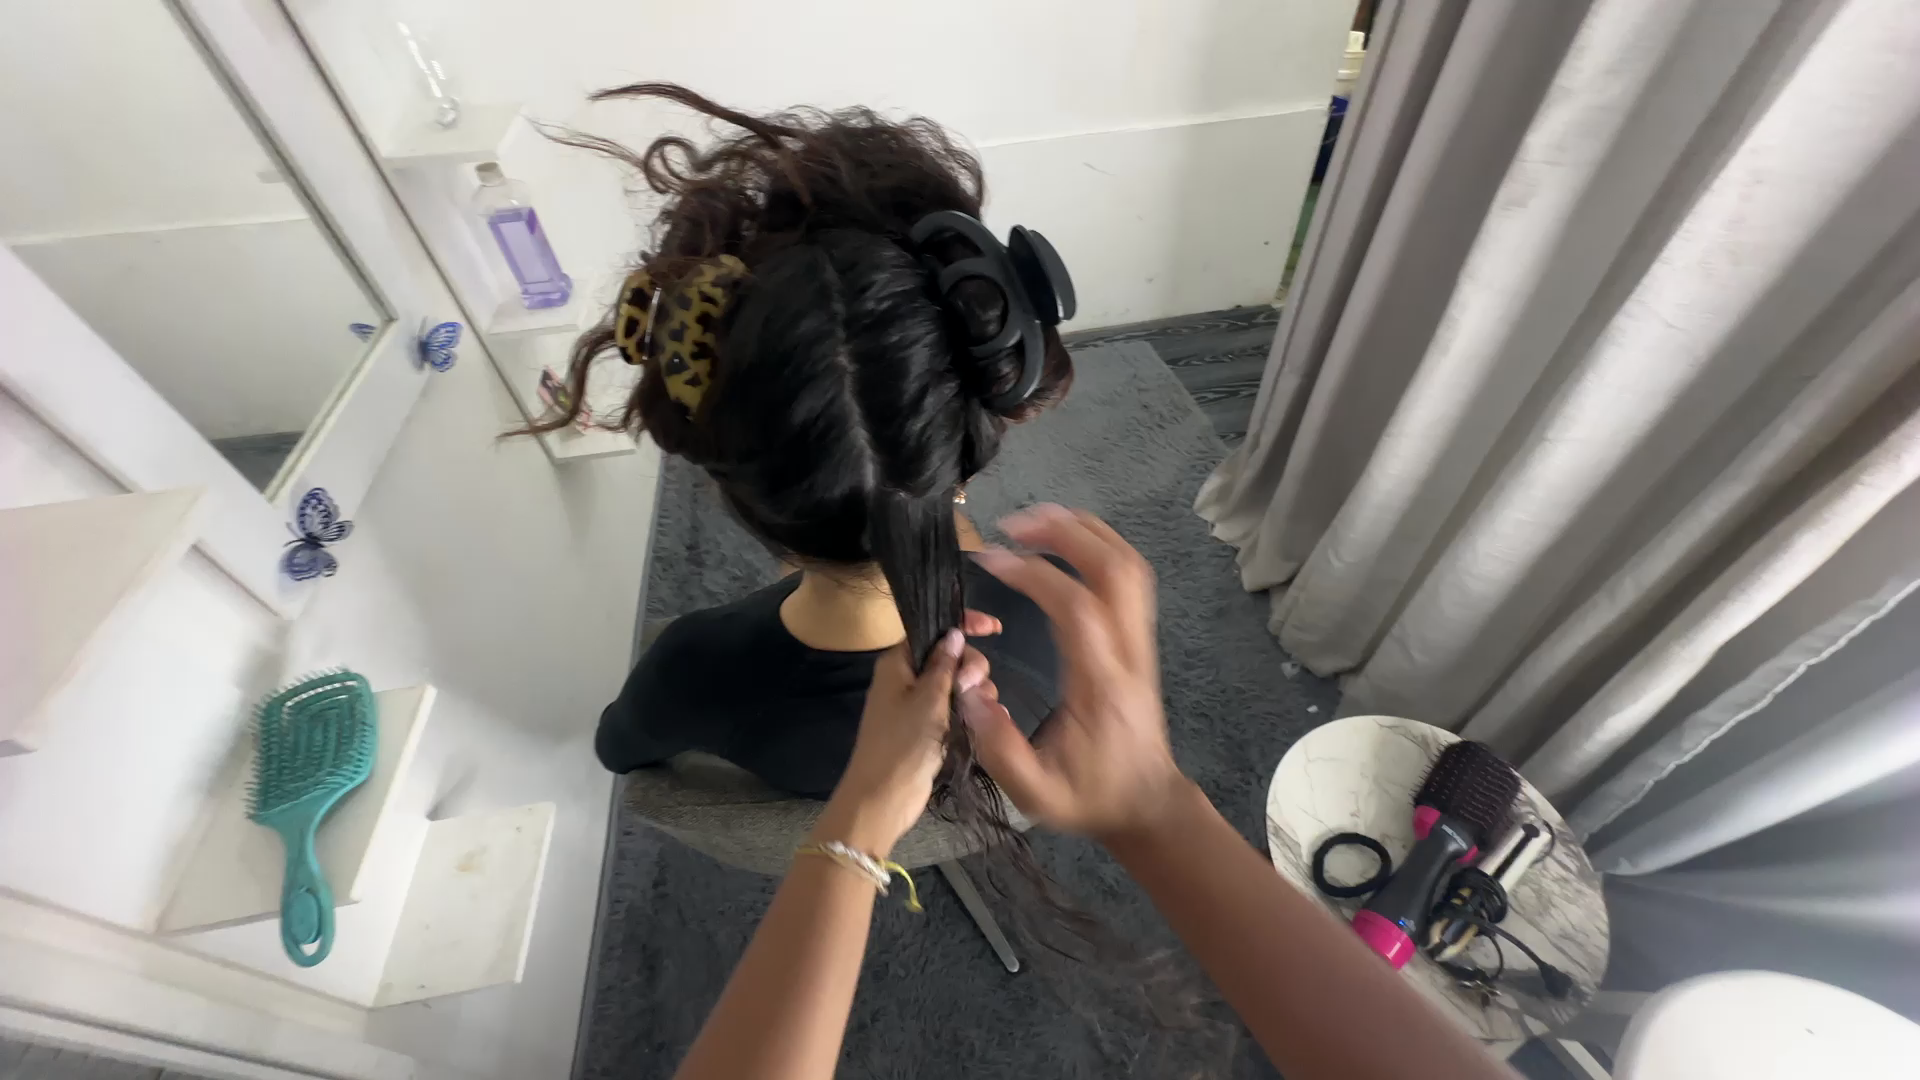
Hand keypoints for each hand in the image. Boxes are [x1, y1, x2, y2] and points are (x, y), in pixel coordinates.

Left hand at [815, 616, 995, 856]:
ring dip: (976, 689)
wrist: (883, 798)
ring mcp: (919, 703)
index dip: (964, 624)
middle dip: (971, 665)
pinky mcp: (929, 726)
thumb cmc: (902, 743)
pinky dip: (972, 707)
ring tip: (982, 707)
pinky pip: (956, 706)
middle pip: (951, 655)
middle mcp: (908, 677)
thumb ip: (944, 663)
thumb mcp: (928, 699)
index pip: (933, 629)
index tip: (995, 628)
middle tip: (972, 687)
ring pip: (957, 681)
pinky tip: (991, 715)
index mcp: (899, 662)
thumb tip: (955, 631)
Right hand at [966, 504, 1193, 840]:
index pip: (1075, 608)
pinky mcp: (1139, 637)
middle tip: (1013, 524)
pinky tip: (1065, 541)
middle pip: (1114, 569)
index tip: (988, 558)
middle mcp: (1128, 651)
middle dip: (1064, 534)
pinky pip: (1129, 575)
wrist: (1148, 802)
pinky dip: (1098, 545)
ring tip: (1036, 519)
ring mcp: (1140, 640)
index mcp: (1101, 684)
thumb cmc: (1090, 796)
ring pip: (1128, 564)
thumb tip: (966, 687)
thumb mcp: (1035, 792)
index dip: (1033, 573)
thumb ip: (997, 745)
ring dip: (1084, 532)